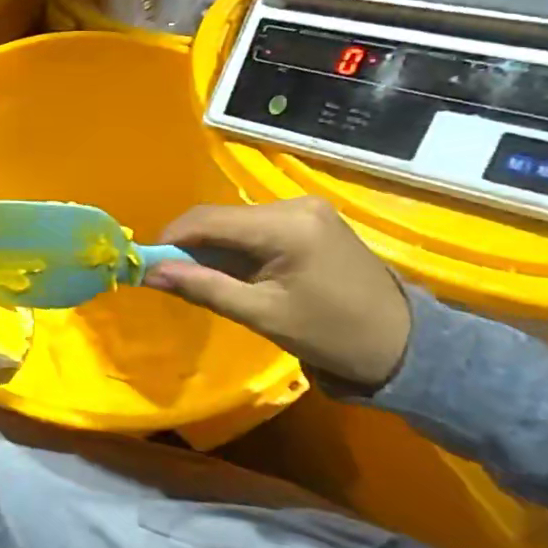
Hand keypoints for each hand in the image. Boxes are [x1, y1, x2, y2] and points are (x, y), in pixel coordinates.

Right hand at [144, 198, 411, 389]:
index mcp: (286, 225)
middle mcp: (294, 204)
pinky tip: (237, 272)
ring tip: (204, 280)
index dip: (171, 239)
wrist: (401, 343)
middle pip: (222, 217)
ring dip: (214, 247)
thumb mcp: (262, 315)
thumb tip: (152, 273)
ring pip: (238, 221)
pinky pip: (258, 226)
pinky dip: (238, 247)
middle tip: (172, 277)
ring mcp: (306, 208)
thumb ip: (204, 288)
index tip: (147, 264)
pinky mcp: (311, 218)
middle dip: (191, 245)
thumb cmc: (331, 334)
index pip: (209, 220)